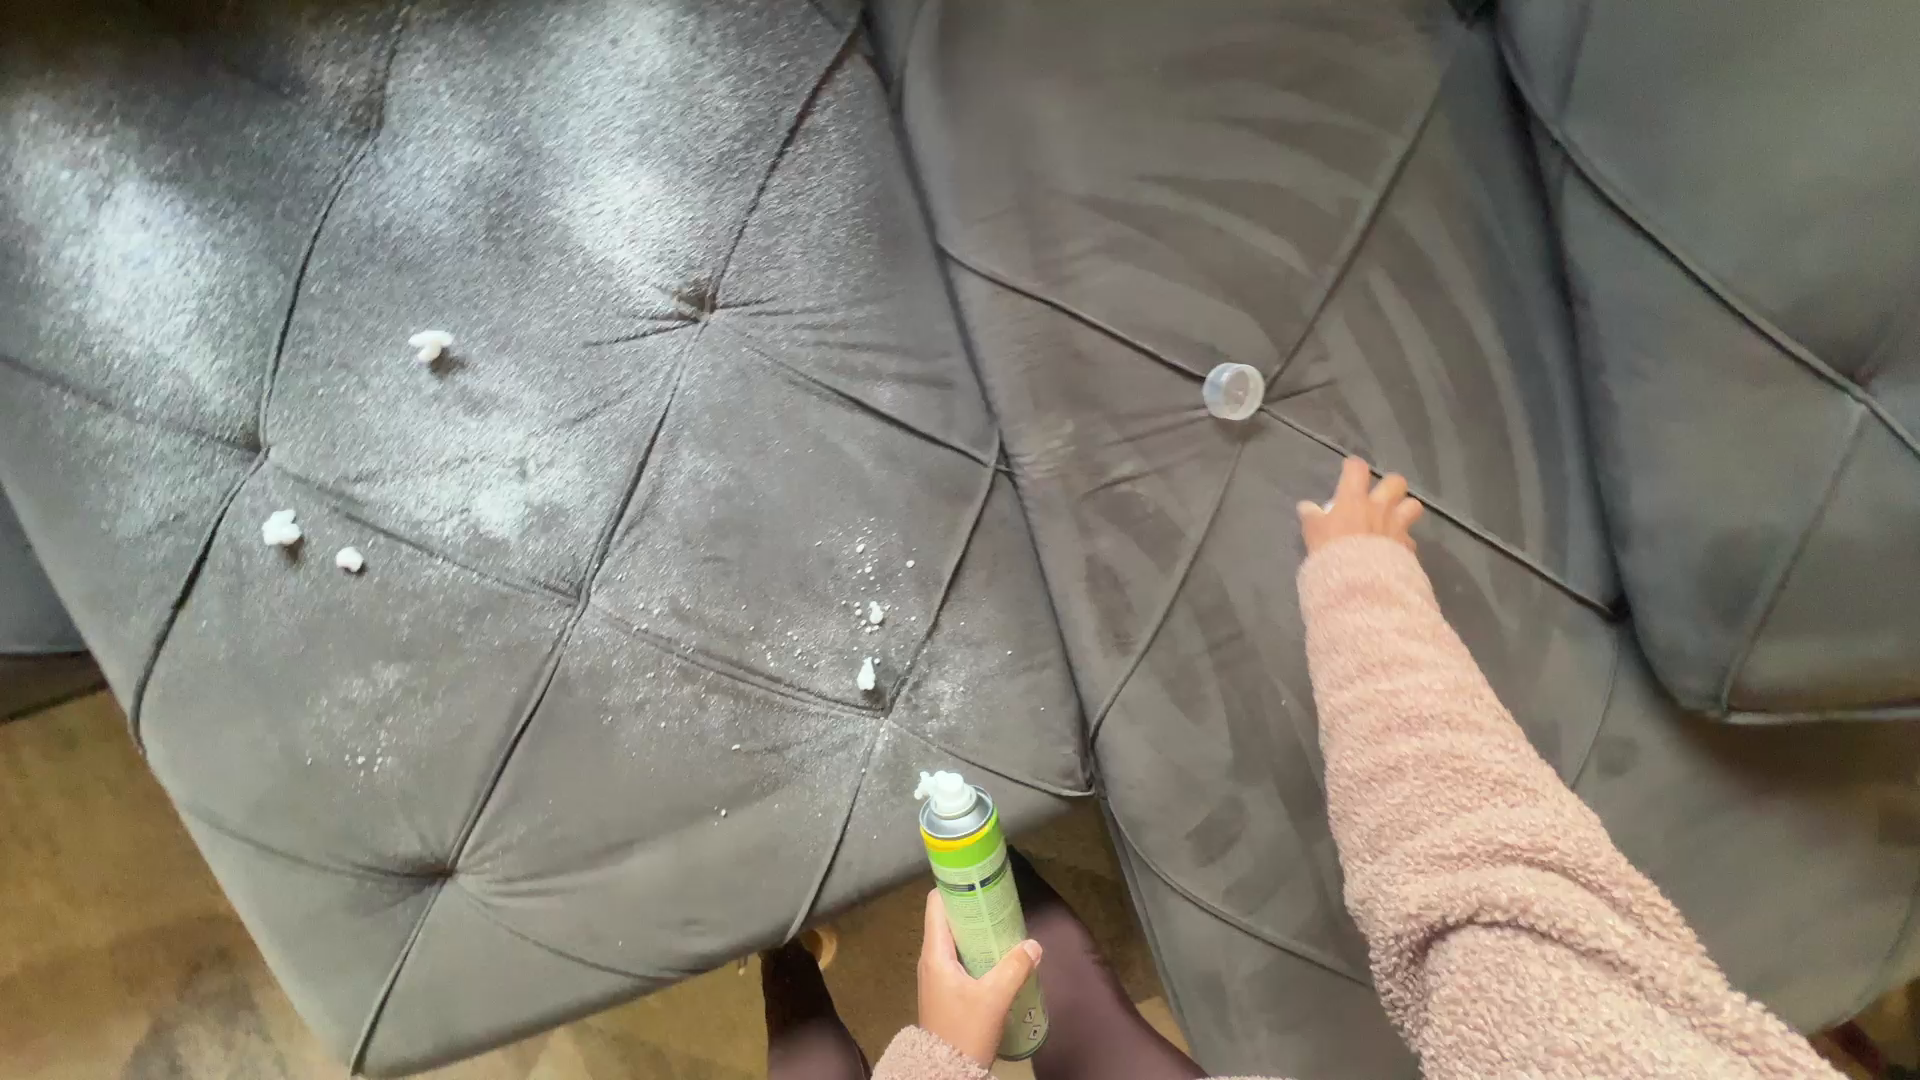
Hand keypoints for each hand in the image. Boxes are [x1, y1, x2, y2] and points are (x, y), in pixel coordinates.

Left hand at [916, 889, 1042, 1066]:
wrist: (944, 1074)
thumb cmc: (964, 1031)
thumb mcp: (993, 999)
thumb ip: (1014, 968)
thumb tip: (1034, 945)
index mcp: (935, 952)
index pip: (936, 903)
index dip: (955, 888)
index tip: (979, 881)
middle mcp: (930, 958)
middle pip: (947, 919)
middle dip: (972, 909)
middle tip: (998, 905)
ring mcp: (935, 975)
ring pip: (953, 940)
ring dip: (974, 932)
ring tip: (1000, 928)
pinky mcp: (943, 990)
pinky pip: (956, 958)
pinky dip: (974, 950)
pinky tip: (995, 957)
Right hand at [1297, 456, 1422, 554]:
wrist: (1359, 578)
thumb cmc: (1332, 549)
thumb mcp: (1313, 532)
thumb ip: (1311, 517)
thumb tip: (1306, 506)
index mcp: (1354, 499)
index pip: (1357, 470)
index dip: (1353, 466)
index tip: (1350, 469)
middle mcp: (1379, 507)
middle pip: (1395, 482)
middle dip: (1390, 485)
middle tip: (1380, 495)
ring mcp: (1396, 525)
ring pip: (1413, 505)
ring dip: (1405, 509)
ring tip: (1395, 518)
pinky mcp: (1407, 546)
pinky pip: (1409, 538)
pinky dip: (1403, 541)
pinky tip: (1395, 548)